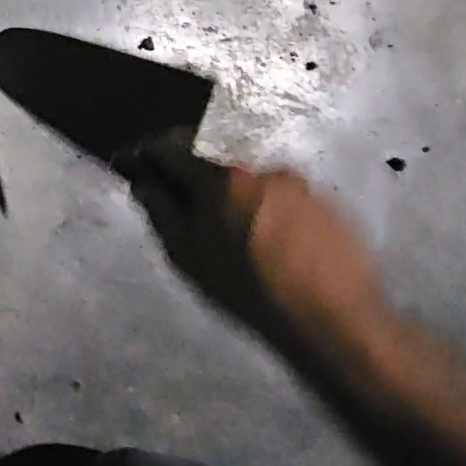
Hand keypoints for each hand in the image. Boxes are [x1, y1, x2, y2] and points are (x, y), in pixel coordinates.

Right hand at [114, 131, 387, 357]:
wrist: (336, 320)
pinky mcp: (326, 200)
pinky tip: (259, 228)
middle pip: (209, 150)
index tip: (129, 164)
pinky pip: (277, 188)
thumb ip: (159, 209)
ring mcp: (298, 180)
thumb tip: (144, 182)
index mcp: (219, 174)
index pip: (168, 145)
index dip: (143, 154)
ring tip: (219, 213)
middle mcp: (259, 165)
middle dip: (185, 164)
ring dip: (224, 182)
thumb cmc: (246, 287)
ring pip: (245, 170)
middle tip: (171, 188)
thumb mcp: (185, 253)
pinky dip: (258, 198)